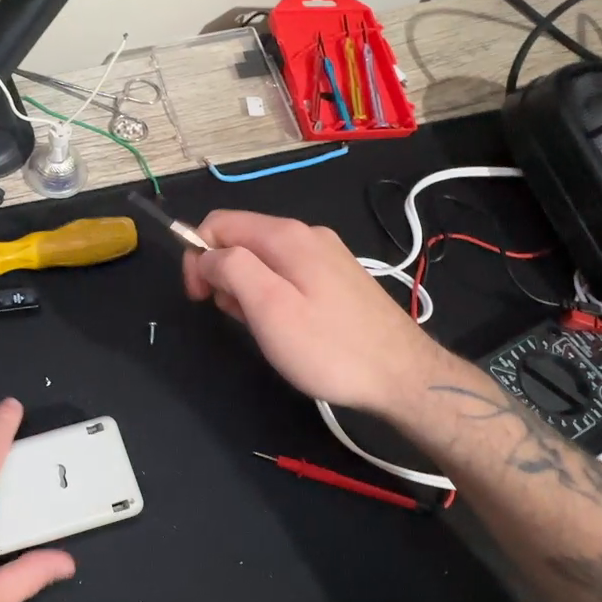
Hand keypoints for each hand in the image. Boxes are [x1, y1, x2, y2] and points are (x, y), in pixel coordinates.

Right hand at [183, 210, 441, 415]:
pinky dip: (271, 295)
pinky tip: (285, 326)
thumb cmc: (328, 347)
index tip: (200, 297)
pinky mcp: (337, 277)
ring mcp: (325, 255)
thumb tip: (207, 255)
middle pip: (240, 239)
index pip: (218, 223)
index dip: (197, 256)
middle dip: (222, 274)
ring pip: (261, 259)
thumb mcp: (268, 307)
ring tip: (262, 327)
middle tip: (235, 318)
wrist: (404, 377)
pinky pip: (286, 273)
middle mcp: (307, 235)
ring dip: (246, 289)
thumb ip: (230, 269)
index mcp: (286, 236)